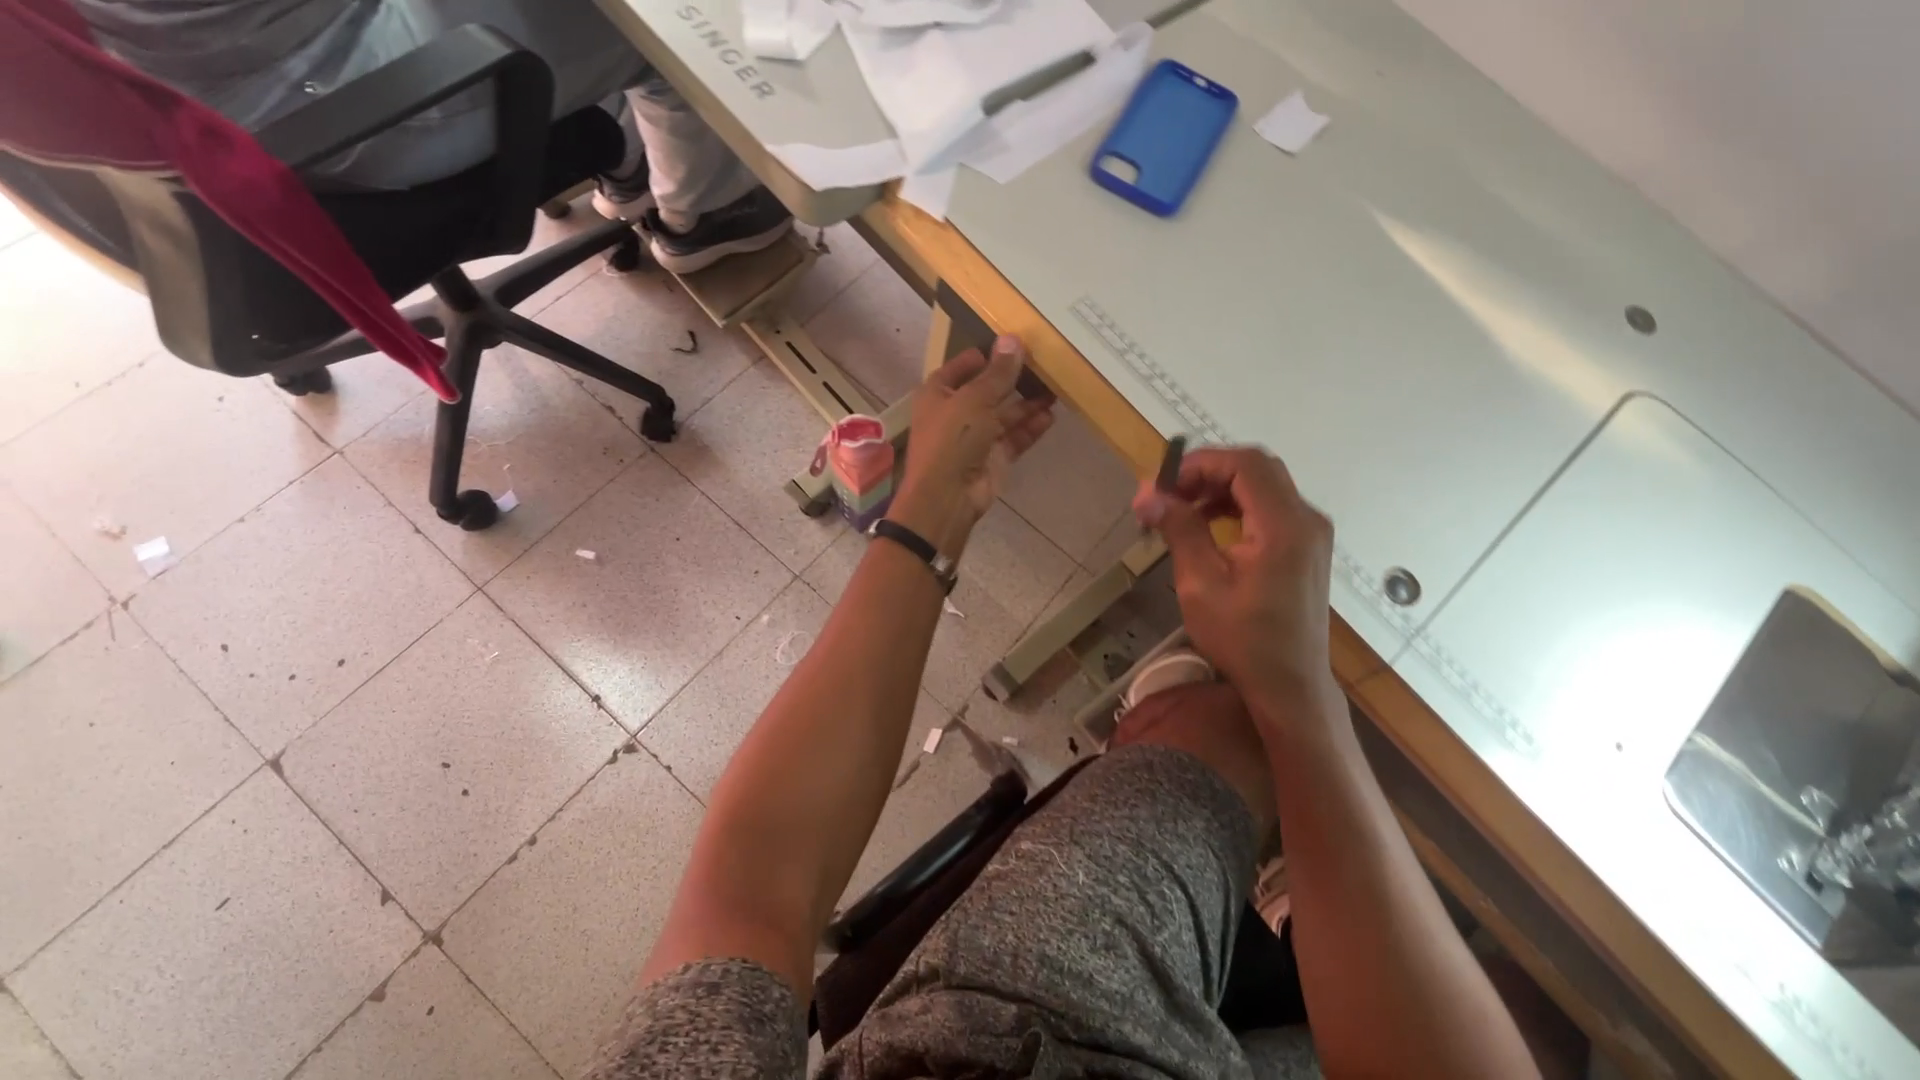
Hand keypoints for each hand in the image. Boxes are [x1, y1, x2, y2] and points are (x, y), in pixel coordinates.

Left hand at [892, 335, 1054, 555]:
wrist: (947, 497)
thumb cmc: (952, 438)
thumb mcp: (975, 399)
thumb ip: (998, 372)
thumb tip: (1013, 339)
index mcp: (939, 392)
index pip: (964, 365)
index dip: (987, 354)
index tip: (1015, 343)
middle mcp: (956, 412)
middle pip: (988, 389)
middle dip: (1013, 378)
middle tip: (1044, 362)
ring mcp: (975, 436)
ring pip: (1005, 414)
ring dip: (1027, 402)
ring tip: (1055, 387)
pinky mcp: (993, 458)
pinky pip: (1014, 437)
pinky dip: (1030, 427)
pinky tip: (1050, 415)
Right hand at [1133, 446, 1336, 713]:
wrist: (1290, 685)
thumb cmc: (1243, 640)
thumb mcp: (1201, 585)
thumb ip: (1180, 530)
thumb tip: (1148, 495)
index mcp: (1285, 526)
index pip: (1245, 464)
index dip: (1200, 463)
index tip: (1161, 485)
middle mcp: (1306, 519)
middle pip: (1256, 469)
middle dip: (1207, 473)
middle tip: (1166, 495)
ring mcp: (1311, 533)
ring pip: (1263, 486)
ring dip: (1219, 488)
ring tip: (1179, 510)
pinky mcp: (1306, 547)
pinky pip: (1270, 508)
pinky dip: (1236, 506)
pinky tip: (1208, 526)